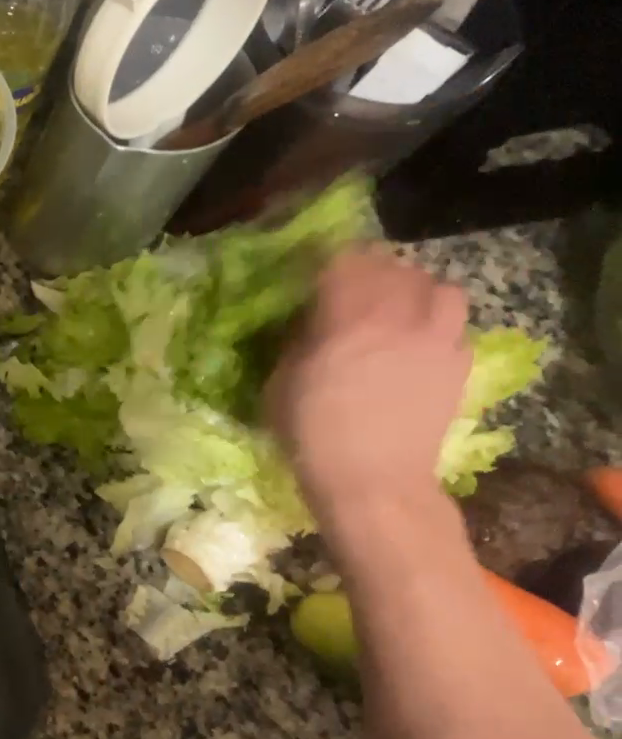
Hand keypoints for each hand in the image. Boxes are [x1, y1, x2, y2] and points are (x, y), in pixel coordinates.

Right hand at [266, 249, 471, 517]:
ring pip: (436, 286)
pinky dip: (431, 320)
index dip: (320, 259)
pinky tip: (411, 340)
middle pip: (391, 267)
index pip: (341, 262)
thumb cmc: (310, 433)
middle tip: (340, 286)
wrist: (372, 479)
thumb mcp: (279, 383)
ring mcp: (438, 337)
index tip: (302, 268)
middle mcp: (401, 316)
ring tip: (389, 306)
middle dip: (364, 270)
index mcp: (348, 319)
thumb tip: (306, 320)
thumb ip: (296, 341)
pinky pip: (451, 322)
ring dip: (410, 288)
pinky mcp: (459, 360)